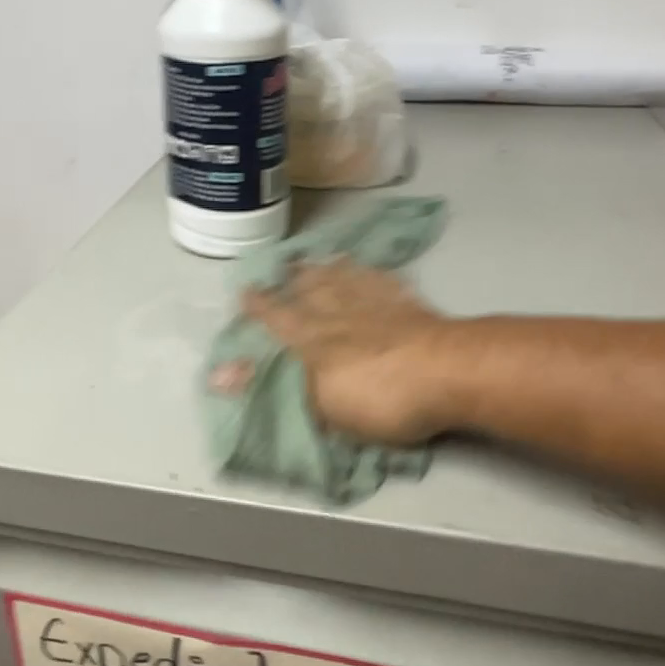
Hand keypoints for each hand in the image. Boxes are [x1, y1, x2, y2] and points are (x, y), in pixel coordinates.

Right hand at [240, 258, 459, 444]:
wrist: (445, 372)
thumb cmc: (379, 398)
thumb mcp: (319, 405)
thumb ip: (272, 386)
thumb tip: (219, 375)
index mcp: (311, 338)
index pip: (276, 317)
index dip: (259, 306)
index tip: (244, 291)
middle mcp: (338, 311)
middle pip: (310, 289)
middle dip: (293, 279)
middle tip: (282, 265)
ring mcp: (375, 303)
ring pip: (344, 279)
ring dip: (328, 270)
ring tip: (318, 260)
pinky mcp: (408, 303)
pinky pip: (382, 281)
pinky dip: (370, 273)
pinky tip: (368, 268)